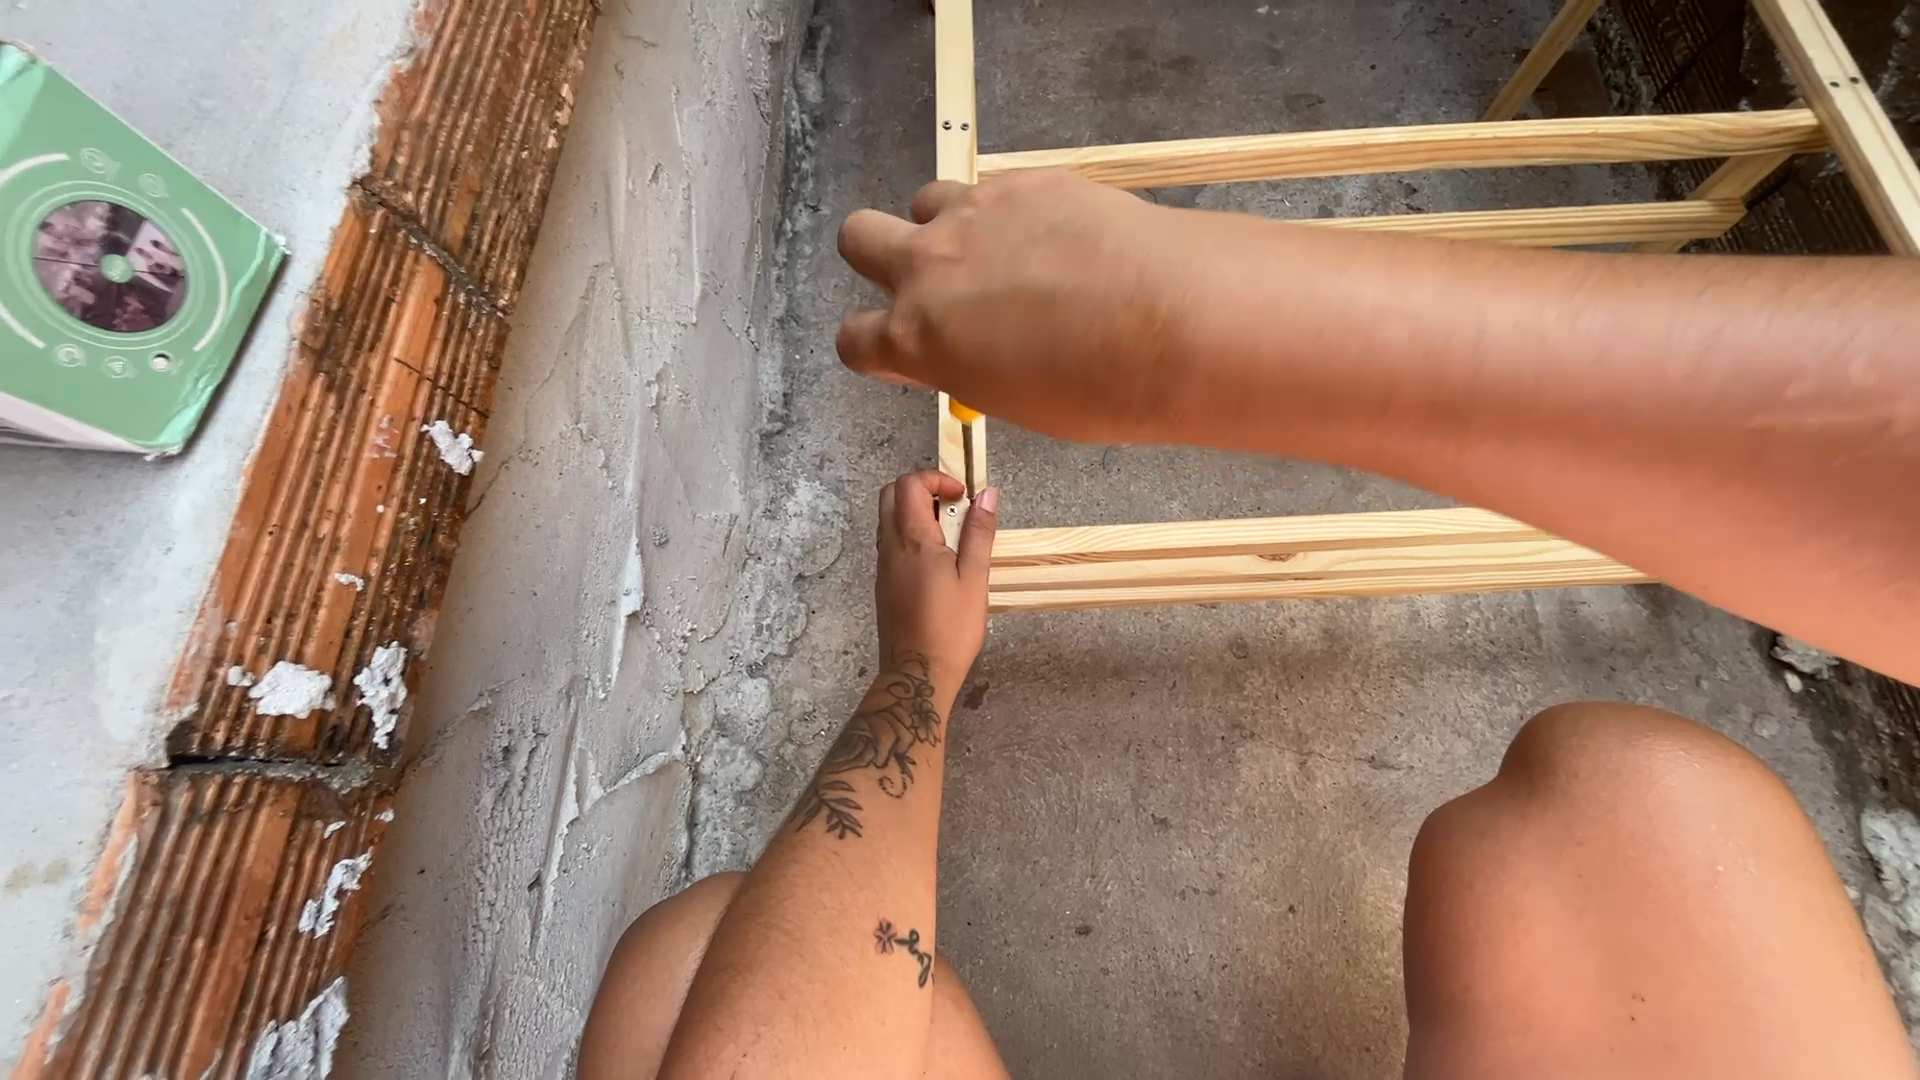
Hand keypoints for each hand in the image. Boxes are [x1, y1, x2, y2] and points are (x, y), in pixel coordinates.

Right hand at [837, 170, 1199, 442]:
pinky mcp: (1025, 180)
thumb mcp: (1011, 399)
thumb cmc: (1096, 392)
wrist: (1173, 323)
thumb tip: (959, 349)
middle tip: (935, 283)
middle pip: (857, 239)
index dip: (874, 347)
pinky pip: (992, 191)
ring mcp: (974, 213)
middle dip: (879, 259)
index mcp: (917, 337)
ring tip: (1002, 256)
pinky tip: (1057, 240)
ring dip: (946, 229)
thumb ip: (964, 365)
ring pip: (925, 202)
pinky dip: (1009, 215)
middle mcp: (928, 266)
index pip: (853, 338)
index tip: (908, 352)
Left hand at [872, 470, 998, 693]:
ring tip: (950, 537)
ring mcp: (882, 566)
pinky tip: (937, 561)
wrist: (916, 673)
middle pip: (891, 494)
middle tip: (953, 509)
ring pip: (888, 518)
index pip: (909, 484)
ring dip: (916, 512)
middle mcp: (890, 547)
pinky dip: (910, 535)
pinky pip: (890, 543)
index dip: (936, 479)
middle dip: (922, 489)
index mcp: (912, 540)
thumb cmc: (950, 629)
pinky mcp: (883, 584)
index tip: (962, 497)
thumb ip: (979, 533)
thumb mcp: (975, 578)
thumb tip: (987, 495)